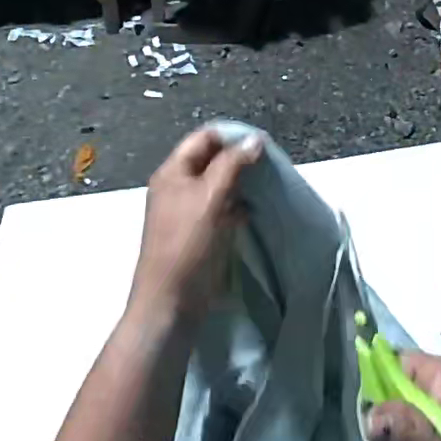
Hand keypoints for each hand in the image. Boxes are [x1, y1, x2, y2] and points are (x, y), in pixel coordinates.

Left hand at [127, 128, 261, 325]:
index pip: (204, 138)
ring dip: (240, 185)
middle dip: (239, 160)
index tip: (263, 145)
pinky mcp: (197, 233)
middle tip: (269, 166)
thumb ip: (233, 165)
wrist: (171, 303)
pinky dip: (236, 207)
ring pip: (217, 186)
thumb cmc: (189, 245)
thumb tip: (255, 139)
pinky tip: (254, 213)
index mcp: (173, 172)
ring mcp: (186, 211)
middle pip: (211, 160)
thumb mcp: (211, 198)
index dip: (232, 137)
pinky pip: (220, 209)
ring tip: (267, 186)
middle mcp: (177, 187)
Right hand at [366, 352, 440, 440]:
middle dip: (382, 436)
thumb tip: (369, 417)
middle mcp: (430, 396)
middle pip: (385, 403)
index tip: (372, 420)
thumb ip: (410, 426)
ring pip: (390, 436)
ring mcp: (431, 429)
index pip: (389, 362)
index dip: (375, 385)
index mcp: (437, 376)